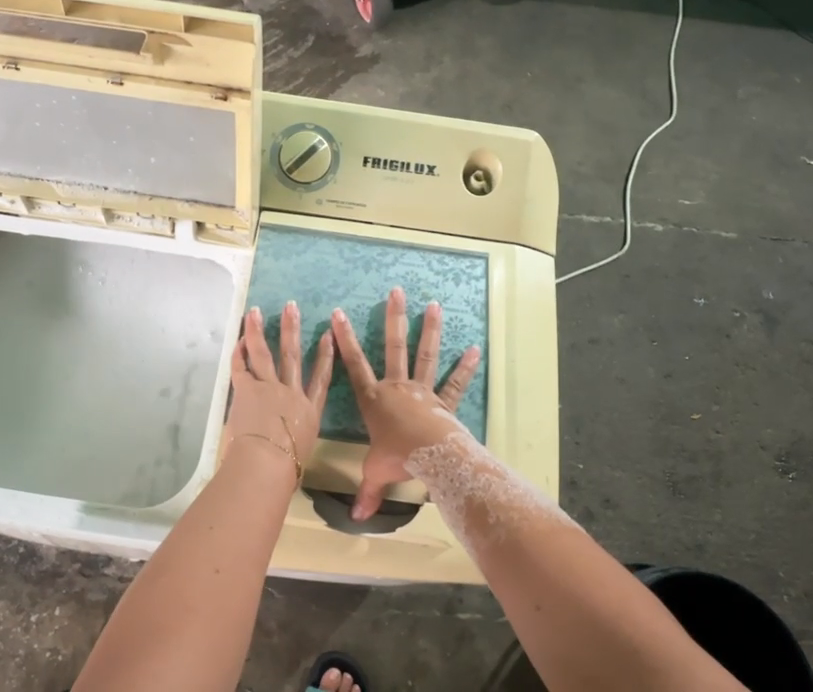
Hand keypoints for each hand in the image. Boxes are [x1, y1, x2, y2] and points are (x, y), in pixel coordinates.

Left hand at [224, 302, 333, 488]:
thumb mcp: (300, 454)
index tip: (328, 336)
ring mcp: (269, 389)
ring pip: (264, 354)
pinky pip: (241, 368)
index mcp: (309, 412)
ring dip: (259, 331)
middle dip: (292, 330)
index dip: (325, 356)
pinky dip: (239, 353)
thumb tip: (288, 447)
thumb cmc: (285, 470)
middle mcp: (292, 394)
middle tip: (290, 307)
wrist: (266, 464)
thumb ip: (296, 443)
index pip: (321, 379)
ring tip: (255, 311)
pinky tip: (239, 340)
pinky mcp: (247, 391)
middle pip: (292, 356)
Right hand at [332, 287, 481, 520]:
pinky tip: (474, 348)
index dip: (344, 339)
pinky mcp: (444, 401)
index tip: (337, 313)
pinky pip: (455, 382)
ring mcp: (422, 390)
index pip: (354, 364)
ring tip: (434, 304)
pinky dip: (465, 367)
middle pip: (393, 347)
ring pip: (424, 354)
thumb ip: (366, 493)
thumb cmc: (397, 459)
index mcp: (373, 399)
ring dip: (430, 329)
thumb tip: (355, 520)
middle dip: (394, 318)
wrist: (430, 456)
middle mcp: (396, 387)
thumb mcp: (374, 474)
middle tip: (396, 291)